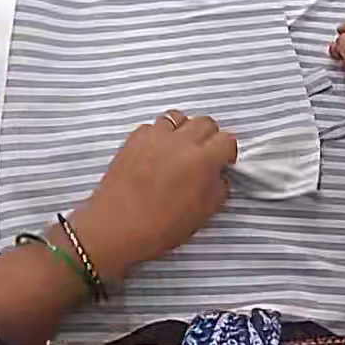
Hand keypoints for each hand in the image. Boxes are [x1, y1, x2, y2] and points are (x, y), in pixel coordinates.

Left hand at [64, 111, 237, 283]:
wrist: (116, 227)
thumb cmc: (161, 226)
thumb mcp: (202, 215)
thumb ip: (218, 190)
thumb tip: (219, 177)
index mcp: (202, 160)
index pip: (227, 140)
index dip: (227, 153)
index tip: (223, 164)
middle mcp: (181, 141)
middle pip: (206, 122)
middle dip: (210, 137)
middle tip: (204, 156)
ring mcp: (155, 136)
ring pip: (179, 118)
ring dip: (185, 131)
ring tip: (180, 149)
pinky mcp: (134, 139)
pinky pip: (154, 126)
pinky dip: (160, 134)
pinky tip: (157, 152)